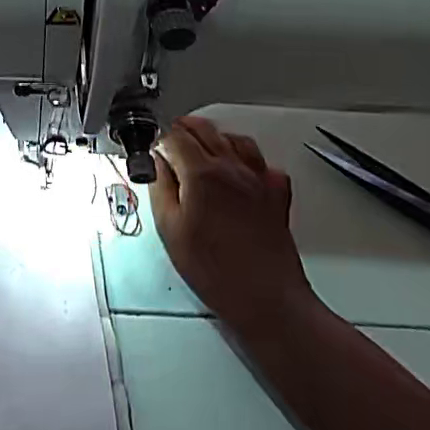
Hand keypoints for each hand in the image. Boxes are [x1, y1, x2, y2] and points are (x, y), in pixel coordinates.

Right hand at [150, 117, 314, 329]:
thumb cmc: (217, 271)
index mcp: (202, 174)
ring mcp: (258, 180)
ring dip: (214, 138)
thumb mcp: (169, 228)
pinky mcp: (277, 195)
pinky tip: (236, 171)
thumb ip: (159, 186)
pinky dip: (246, 160)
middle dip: (182, 130)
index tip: (152, 148)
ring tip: (199, 151)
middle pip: (204, 128)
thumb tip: (156, 165)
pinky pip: (262, 163)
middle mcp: (233, 169)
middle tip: (169, 143)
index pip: (175, 136)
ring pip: (234, 139)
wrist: (266, 300)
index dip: (159, 138)